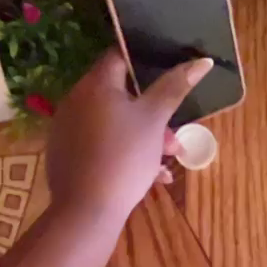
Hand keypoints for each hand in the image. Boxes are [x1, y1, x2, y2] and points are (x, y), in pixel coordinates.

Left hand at [45, 50, 209, 229]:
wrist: (86, 211)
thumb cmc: (125, 156)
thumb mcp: (155, 119)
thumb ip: (175, 86)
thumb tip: (202, 61)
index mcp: (95, 83)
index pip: (119, 56)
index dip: (144, 62)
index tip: (167, 77)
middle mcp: (76, 99)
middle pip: (119, 94)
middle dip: (151, 112)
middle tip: (173, 138)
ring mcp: (66, 126)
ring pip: (112, 121)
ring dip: (141, 135)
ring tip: (165, 161)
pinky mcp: (64, 152)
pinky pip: (98, 141)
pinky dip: (121, 150)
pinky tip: (146, 175)